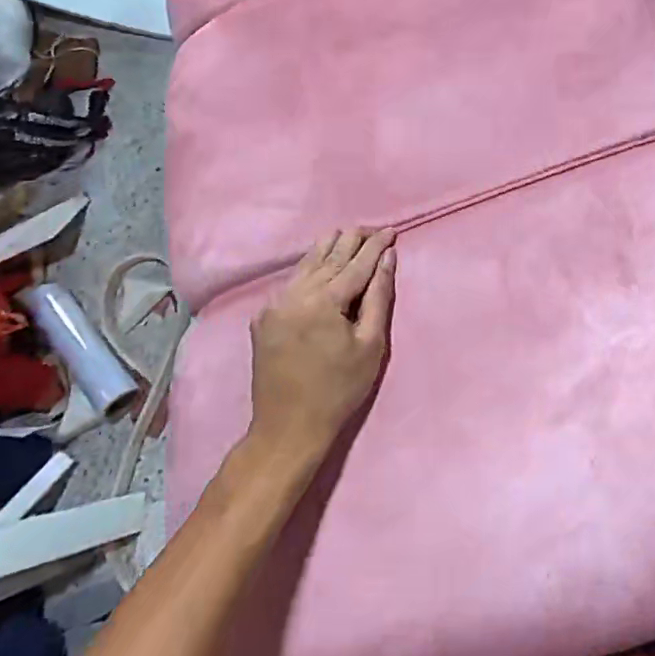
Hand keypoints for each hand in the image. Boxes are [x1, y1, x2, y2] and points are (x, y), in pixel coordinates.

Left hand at [247, 228, 396, 458]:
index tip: (391, 230)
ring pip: (306, 265)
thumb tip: (387, 259)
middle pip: (329, 257)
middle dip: (352, 239)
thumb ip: (379, 297)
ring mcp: (274, 304)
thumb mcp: (370, 344)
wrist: (288, 427)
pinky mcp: (263, 317)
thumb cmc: (339, 390)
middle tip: (372, 228)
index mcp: (324, 301)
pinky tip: (317, 262)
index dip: (376, 245)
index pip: (356, 263)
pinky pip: (290, 282)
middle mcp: (295, 294)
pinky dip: (308, 268)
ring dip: (328, 248)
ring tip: (345, 234)